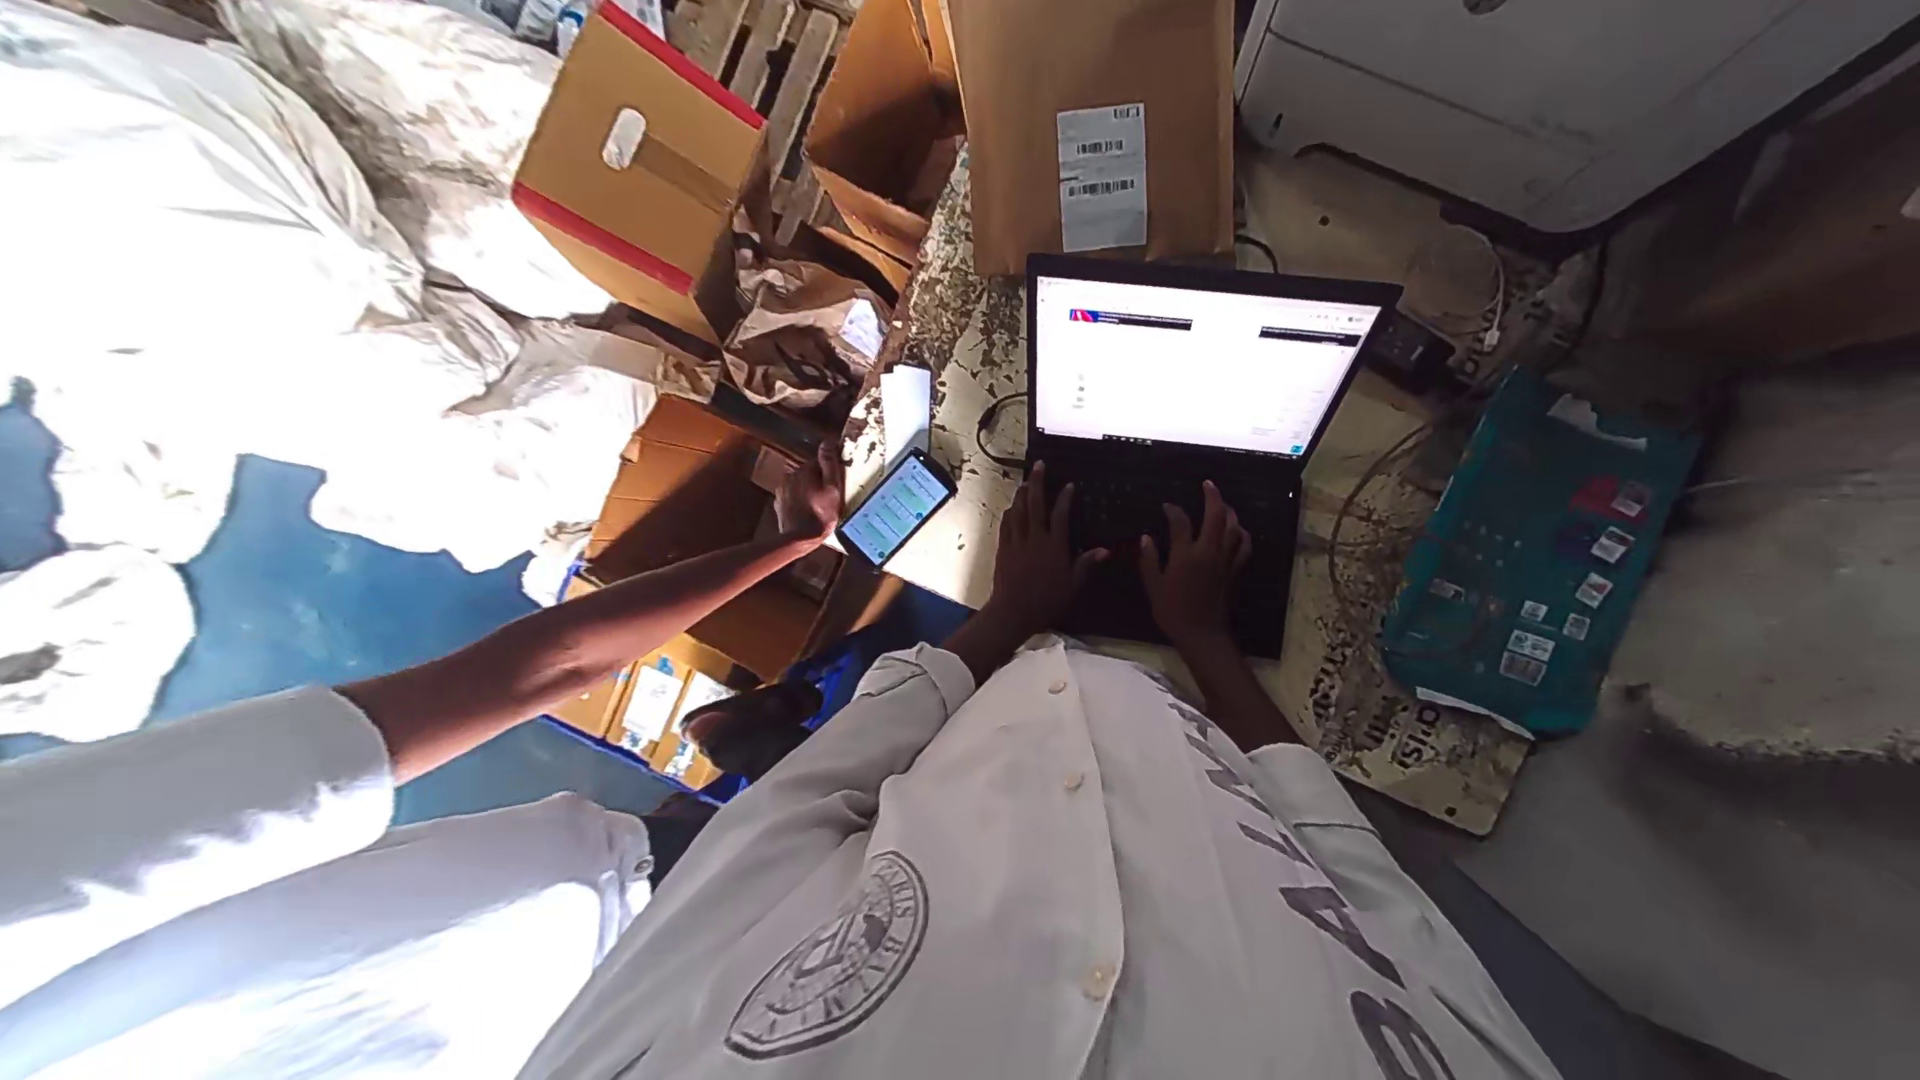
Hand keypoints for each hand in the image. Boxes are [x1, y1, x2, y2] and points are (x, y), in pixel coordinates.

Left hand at [775, 441, 844, 543]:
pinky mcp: (778, 503)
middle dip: (817, 480)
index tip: (835, 484)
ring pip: (799, 484)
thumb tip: (828, 441)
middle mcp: (790, 475)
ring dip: (807, 490)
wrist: (800, 538)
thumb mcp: (833, 489)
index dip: (829, 472)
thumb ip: (829, 464)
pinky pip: (791, 496)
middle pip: (808, 472)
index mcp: (804, 470)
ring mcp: (782, 490)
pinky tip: (806, 511)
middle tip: (828, 496)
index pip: (819, 462)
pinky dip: (798, 500)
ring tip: (817, 505)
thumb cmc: (822, 513)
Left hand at [983, 462, 1106, 636]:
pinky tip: (1012, 507)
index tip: (1068, 485)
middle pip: (1035, 504)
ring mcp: (1016, 542)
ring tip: (1025, 482)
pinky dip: (1010, 513)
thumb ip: (1086, 564)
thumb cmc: (1047, 600)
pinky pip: (1006, 525)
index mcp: (1054, 546)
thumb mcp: (1073, 584)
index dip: (1064, 498)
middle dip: (1037, 482)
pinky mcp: (1003, 548)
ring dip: (1021, 494)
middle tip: (1038, 465)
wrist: (1014, 611)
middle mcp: (1035, 538)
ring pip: (1018, 511)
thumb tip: (1105, 550)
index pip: (1060, 514)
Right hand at [1140, 480, 1250, 649]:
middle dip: (1212, 496)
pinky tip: (1238, 530)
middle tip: (1208, 484)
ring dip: (1229, 512)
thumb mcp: (1153, 586)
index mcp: (1186, 555)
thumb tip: (1146, 538)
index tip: (1166, 507)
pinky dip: (1242, 534)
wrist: (1202, 634)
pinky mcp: (1236, 570)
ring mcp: (1226, 561)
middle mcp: (1209, 552)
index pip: (1181, 522)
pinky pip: (1244, 546)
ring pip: (1234, 528)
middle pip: (1216, 516)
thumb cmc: (1172, 611)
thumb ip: (1149, 559)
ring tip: (1222, 504)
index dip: (1173, 510)